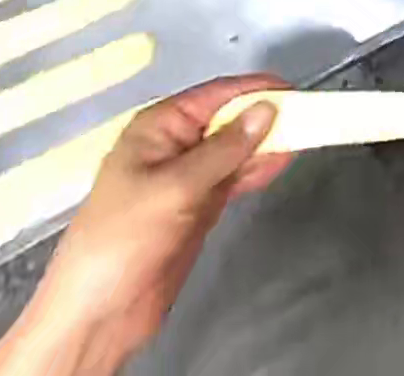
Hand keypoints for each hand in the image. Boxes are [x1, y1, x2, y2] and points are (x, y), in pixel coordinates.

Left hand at [0, 74, 293, 375]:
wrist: (96, 315)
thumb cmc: (124, 236)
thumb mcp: (176, 187)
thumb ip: (225, 148)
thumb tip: (267, 108)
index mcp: (160, 126)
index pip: (215, 96)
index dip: (254, 89)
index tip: (293, 89)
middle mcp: (176, 144)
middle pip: (229, 120)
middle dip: (264, 116)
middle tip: (307, 115)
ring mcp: (188, 176)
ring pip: (236, 149)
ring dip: (266, 143)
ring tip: (303, 136)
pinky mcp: (198, 205)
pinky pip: (235, 177)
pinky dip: (258, 169)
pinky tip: (282, 162)